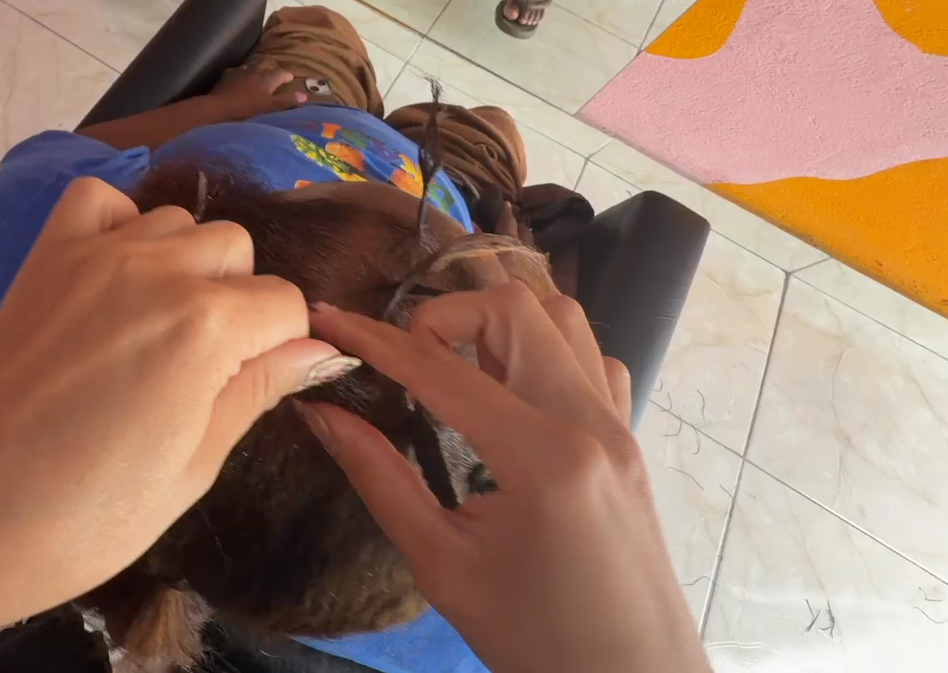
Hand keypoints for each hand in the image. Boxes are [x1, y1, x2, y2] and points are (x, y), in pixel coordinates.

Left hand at [0, 178, 343, 672]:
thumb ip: (257, 392)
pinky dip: (118, 221)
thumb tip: (321, 349)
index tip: (256, 375)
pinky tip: (113, 271)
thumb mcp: (192, 468)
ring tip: (155, 322)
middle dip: (237, 296)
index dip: (281, 342)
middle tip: (203, 359)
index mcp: (206, 327)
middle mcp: (159, 268)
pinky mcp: (47, 251)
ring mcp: (97, 250)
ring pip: (177, 219)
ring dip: (184, 261)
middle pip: (235, 247)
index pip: (284, 303)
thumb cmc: (83, 515)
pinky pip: (100, 197)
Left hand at [208, 63, 308, 118]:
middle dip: (271, 70)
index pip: (281, 73)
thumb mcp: (269, 108)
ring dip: (257, 71)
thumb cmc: (246, 110)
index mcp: (267, 79)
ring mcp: (239, 72)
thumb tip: (304, 96)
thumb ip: (286, 101)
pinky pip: (237, 72)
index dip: (286, 75)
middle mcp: (255, 71)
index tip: (290, 78)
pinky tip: (239, 81)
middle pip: (266, 66)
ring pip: (252, 67)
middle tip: (274, 76)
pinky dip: (242, 75)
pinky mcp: (226, 76)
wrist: (218, 108)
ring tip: (258, 77)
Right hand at [298, 285, 708, 672]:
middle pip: (512, 308)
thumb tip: (317, 410)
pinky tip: (511, 391)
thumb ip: (376, 476)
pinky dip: (541, 349)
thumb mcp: (440, 565)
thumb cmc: (536, 642)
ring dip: (495, 323)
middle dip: (443, 316)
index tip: (327, 317)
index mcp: (543, 457)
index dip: (373, 338)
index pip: (440, 368)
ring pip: (560, 317)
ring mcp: (620, 425)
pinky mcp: (630, 438)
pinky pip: (589, 356)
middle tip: (406, 361)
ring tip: (456, 369)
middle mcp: (591, 421)